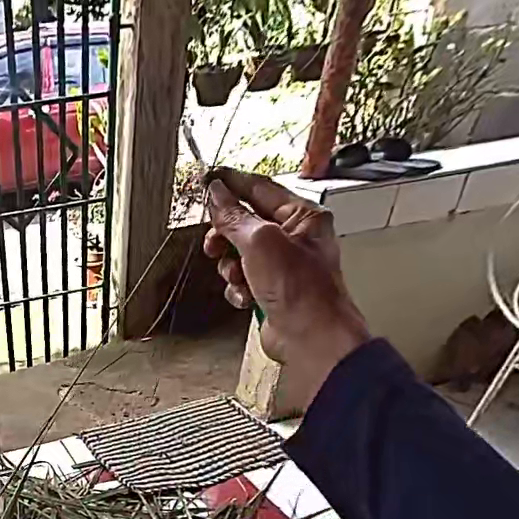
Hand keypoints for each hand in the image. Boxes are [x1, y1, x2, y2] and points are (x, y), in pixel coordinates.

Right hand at [203, 168, 370, 405]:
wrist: (311, 338)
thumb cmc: (302, 290)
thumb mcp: (260, 242)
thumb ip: (234, 216)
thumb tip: (216, 194)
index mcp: (302, 216)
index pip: (260, 188)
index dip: (231, 184)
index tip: (208, 180)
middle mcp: (294, 238)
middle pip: (244, 224)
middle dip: (226, 237)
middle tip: (214, 245)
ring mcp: (282, 265)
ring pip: (238, 254)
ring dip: (230, 268)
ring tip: (239, 278)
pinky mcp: (271, 289)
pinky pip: (241, 280)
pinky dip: (238, 288)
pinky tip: (247, 297)